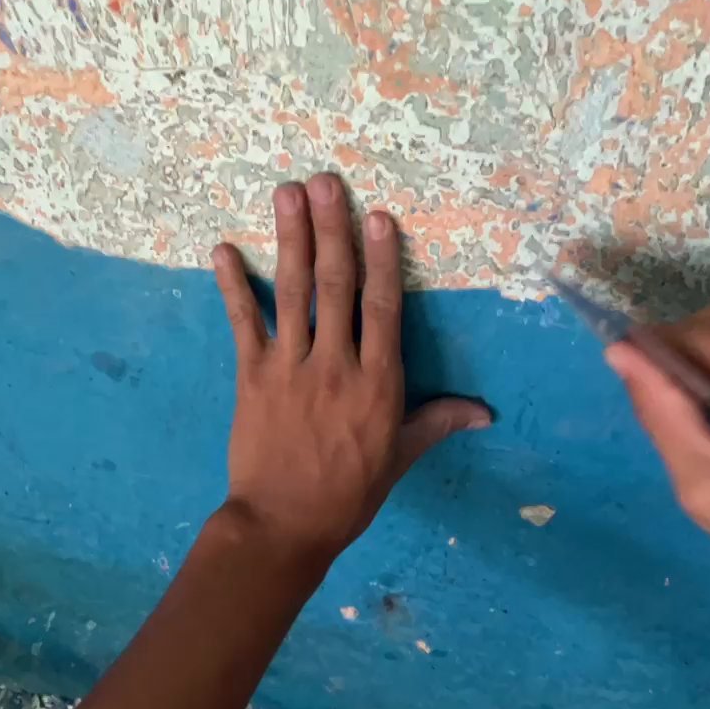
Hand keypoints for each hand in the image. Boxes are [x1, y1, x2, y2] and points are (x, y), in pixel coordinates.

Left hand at [210, 174, 489, 562]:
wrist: (283, 526)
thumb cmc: (348, 493)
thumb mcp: (400, 458)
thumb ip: (438, 423)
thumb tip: (487, 412)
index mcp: (377, 382)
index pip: (383, 309)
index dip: (381, 260)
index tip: (378, 216)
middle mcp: (335, 364)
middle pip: (335, 285)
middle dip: (331, 230)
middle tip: (324, 182)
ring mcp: (290, 366)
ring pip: (292, 292)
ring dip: (289, 239)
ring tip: (286, 194)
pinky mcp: (252, 375)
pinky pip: (243, 323)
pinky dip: (232, 286)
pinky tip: (222, 249)